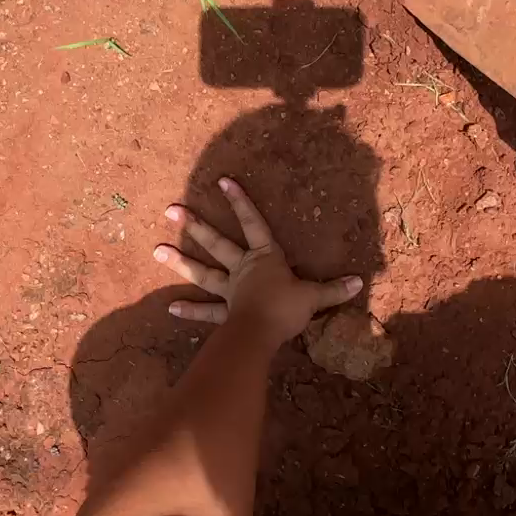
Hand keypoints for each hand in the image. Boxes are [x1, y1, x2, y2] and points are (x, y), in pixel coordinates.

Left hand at [153, 177, 362, 347]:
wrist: (262, 334)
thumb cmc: (286, 308)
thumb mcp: (314, 296)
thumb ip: (334, 290)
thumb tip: (359, 282)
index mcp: (265, 258)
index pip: (254, 223)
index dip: (240, 202)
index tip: (222, 182)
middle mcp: (242, 269)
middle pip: (217, 243)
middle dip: (195, 226)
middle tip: (171, 210)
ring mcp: (229, 290)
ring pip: (202, 272)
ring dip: (179, 262)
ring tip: (156, 250)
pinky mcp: (224, 314)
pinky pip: (206, 310)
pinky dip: (190, 309)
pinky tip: (171, 306)